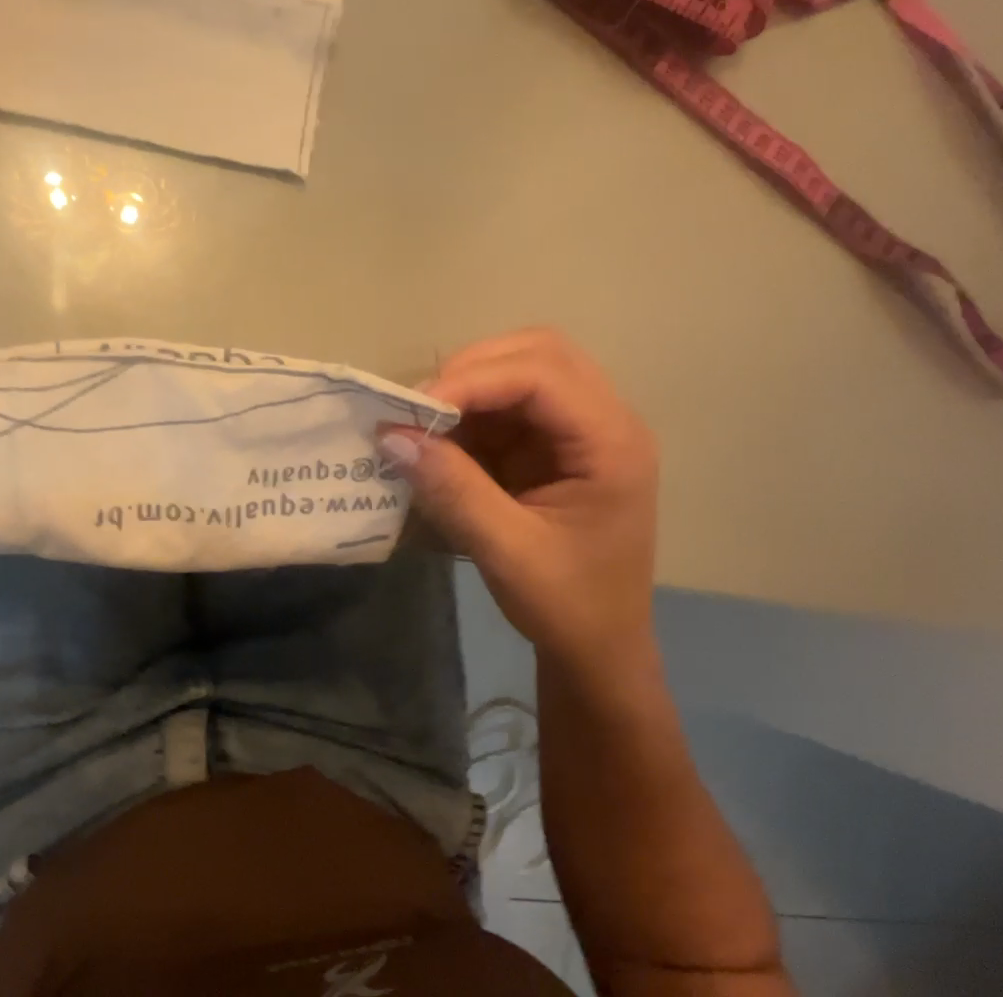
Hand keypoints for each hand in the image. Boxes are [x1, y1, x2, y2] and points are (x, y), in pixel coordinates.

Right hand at [380, 329, 658, 681]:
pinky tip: (438, 442)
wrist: (598, 648)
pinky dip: (467, 416)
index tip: (413, 412)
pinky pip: (506, 407)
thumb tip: (391, 436)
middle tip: (417, 409)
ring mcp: (579, 431)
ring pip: (520, 372)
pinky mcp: (553, 447)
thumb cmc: (567, 605)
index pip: (542, 374)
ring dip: (467, 390)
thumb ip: (453, 490)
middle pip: (538, 353)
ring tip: (420, 424)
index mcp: (612, 443)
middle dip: (471, 371)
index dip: (473, 380)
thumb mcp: (507, 551)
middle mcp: (604, 422)